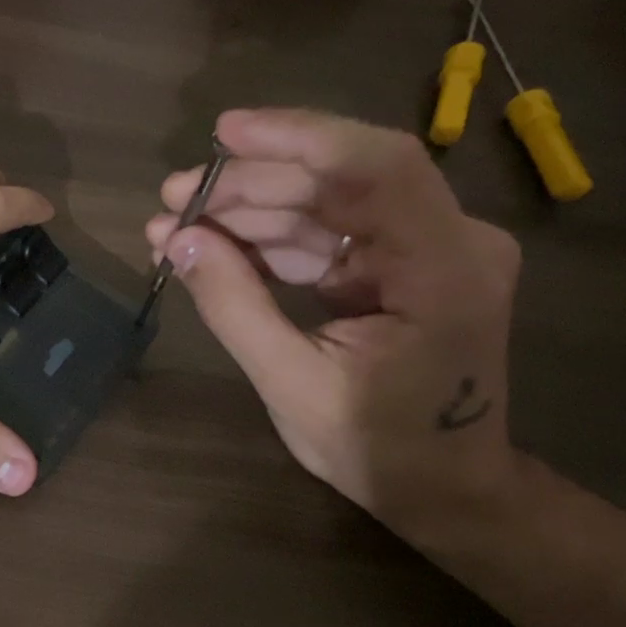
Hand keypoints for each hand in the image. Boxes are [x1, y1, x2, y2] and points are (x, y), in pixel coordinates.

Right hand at [146, 109, 521, 531]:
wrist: (447, 490)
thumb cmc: (379, 450)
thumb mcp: (293, 384)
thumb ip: (235, 307)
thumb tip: (178, 240)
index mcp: (444, 269)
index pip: (377, 167)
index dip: (297, 139)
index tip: (223, 136)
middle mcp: (453, 242)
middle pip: (344, 182)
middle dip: (252, 187)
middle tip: (172, 199)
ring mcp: (433, 253)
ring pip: (332, 207)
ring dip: (254, 214)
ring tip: (176, 227)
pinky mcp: (408, 269)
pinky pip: (335, 238)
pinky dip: (276, 242)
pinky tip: (218, 248)